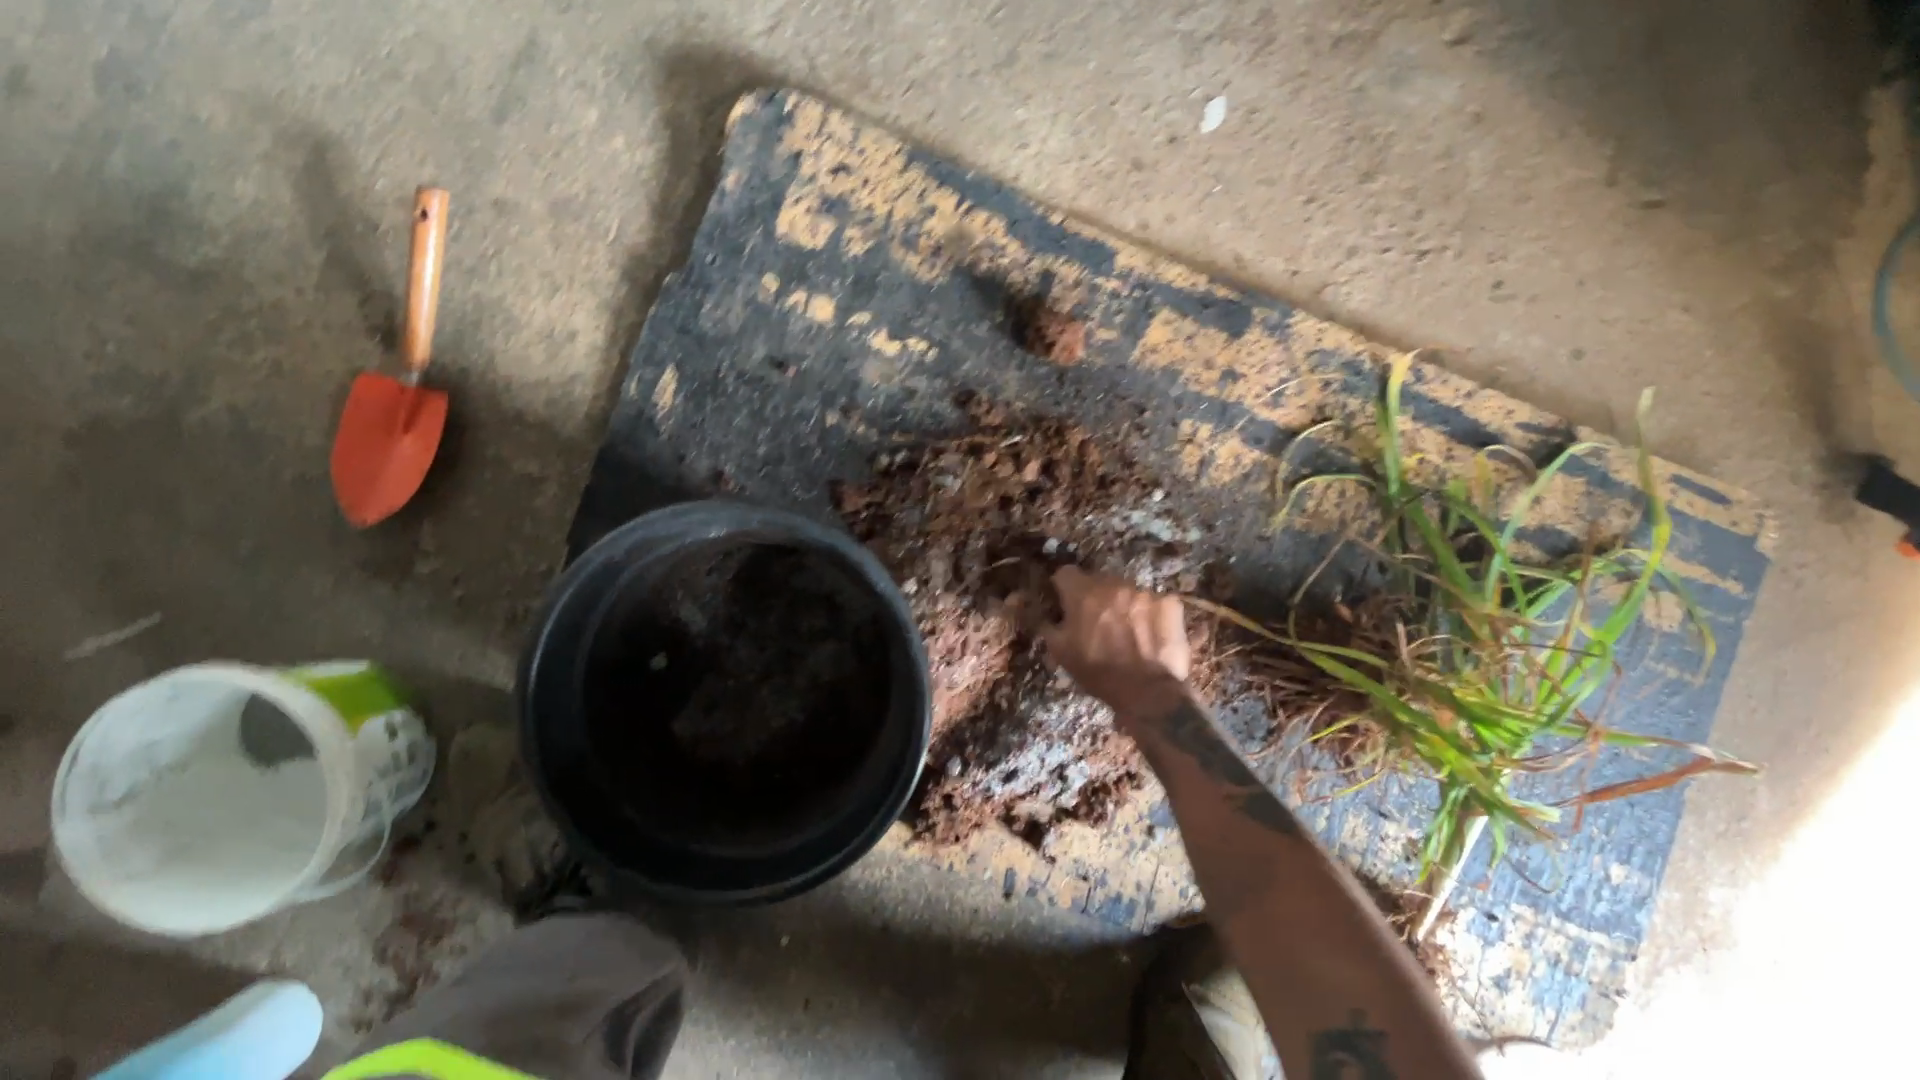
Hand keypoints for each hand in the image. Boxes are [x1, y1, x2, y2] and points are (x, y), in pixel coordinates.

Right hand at [1039, 566, 1192, 727]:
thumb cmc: (1098, 673)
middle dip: (1096, 597)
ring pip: (1127, 591)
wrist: (1149, 692)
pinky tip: (1151, 636)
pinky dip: (1150, 615)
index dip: (1064, 588)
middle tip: (1099, 623)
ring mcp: (1144, 591)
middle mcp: (1114, 584)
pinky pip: (1154, 602)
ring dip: (1123, 606)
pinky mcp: (1169, 602)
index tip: (1067, 604)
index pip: (1066, 573)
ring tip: (1128, 633)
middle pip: (1099, 581)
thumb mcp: (1060, 652)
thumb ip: (1047, 624)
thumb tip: (1039, 610)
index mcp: (1083, 593)